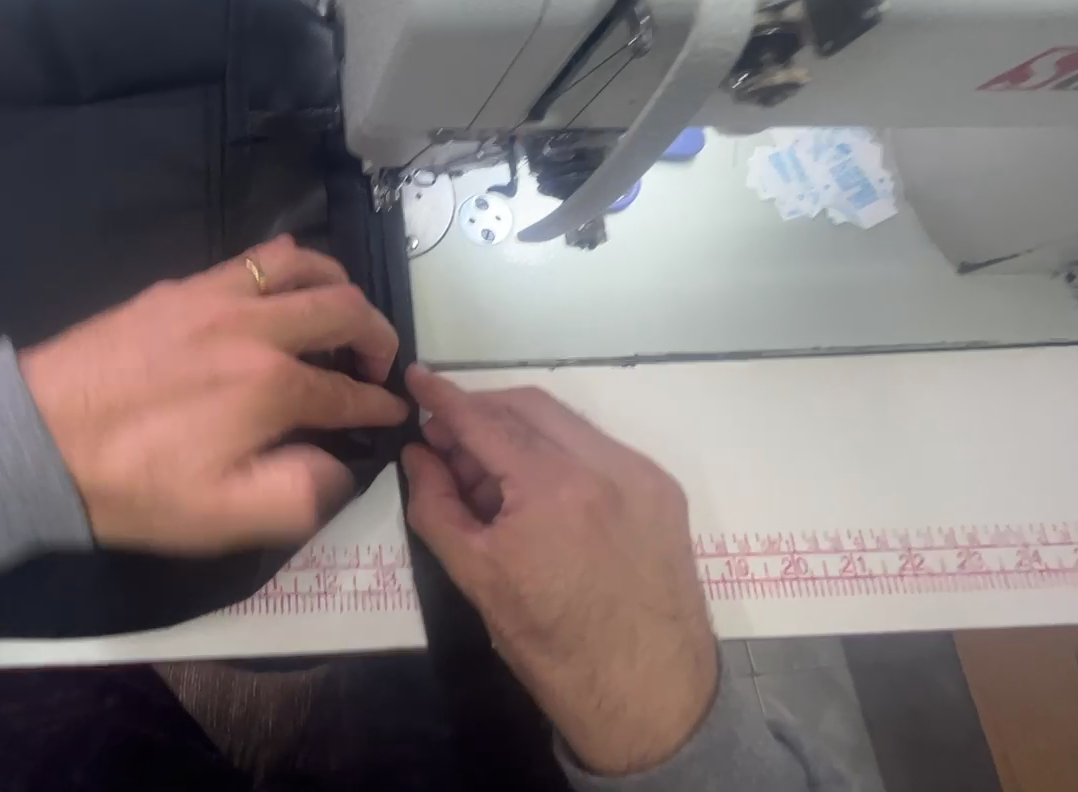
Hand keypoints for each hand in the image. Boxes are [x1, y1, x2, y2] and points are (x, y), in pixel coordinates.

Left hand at [20, 236, 408, 553]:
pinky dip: (285, 270)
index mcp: (270, 386)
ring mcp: (213, 295)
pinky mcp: (179, 285)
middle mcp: (252, 326)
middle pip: (343, 309)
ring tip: (340, 316)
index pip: (348, 392)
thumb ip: (301, 493)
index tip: (388, 414)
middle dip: (378, 337)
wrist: (40, 439)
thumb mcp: (221, 518)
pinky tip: (278, 296)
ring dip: (338, 287)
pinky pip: (251, 259)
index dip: (377, 407)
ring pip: (302, 263)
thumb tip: (341, 464)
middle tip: (378, 365)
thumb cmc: (131, 484)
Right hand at [402, 366, 715, 776]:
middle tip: (443, 441)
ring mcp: (642, 475)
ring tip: (485, 474)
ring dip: (514, 430)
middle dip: (478, 411)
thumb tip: (418, 453)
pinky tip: (531, 489)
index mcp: (556, 487)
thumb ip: (433, 501)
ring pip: (562, 421)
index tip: (415, 375)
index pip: (485, 420)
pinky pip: (592, 446)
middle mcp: (607, 465)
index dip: (443, 396)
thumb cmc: (548, 642)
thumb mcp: (472, 572)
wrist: (649, 702)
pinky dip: (552, 450)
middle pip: (526, 405)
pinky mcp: (662, 491)